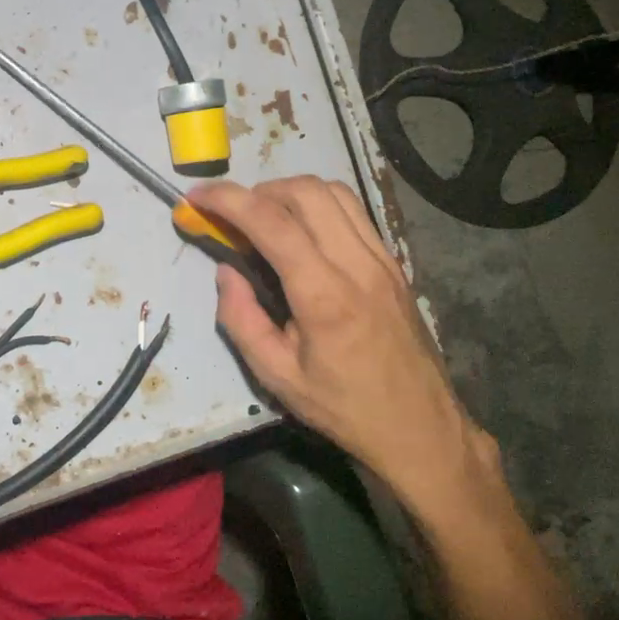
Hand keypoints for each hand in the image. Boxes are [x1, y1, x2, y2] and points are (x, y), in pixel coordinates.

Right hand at [189, 177, 492, 503]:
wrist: (421, 429)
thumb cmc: (343, 407)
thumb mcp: (275, 375)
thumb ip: (240, 318)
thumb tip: (225, 271)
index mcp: (324, 296)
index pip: (272, 222)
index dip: (228, 200)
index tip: (197, 196)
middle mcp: (358, 265)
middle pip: (305, 192)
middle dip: (258, 190)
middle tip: (232, 215)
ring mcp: (382, 260)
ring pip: (333, 192)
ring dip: (289, 193)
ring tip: (264, 219)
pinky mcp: (394, 263)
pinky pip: (353, 211)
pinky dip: (317, 206)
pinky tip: (300, 232)